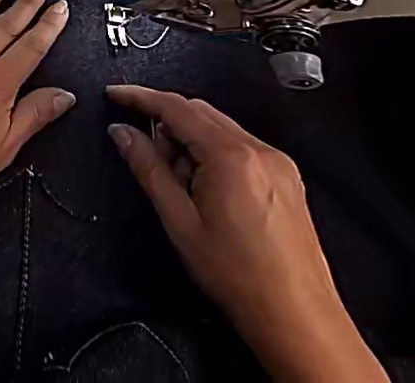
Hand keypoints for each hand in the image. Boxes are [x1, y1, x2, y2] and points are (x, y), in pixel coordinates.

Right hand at [106, 85, 386, 382]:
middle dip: (167, 126)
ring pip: (220, 128)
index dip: (140, 97)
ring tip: (184, 189)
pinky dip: (216, 155)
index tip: (116, 94)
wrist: (298, 319)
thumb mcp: (180, 222)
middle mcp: (258, 148)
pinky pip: (241, 145)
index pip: (176, 107)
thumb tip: (122, 133)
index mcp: (230, 155)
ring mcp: (277, 160)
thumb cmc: (238, 277)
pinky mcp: (286, 175)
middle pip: (199, 112)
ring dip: (192, 142)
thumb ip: (148, 168)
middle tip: (149, 158)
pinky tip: (209, 192)